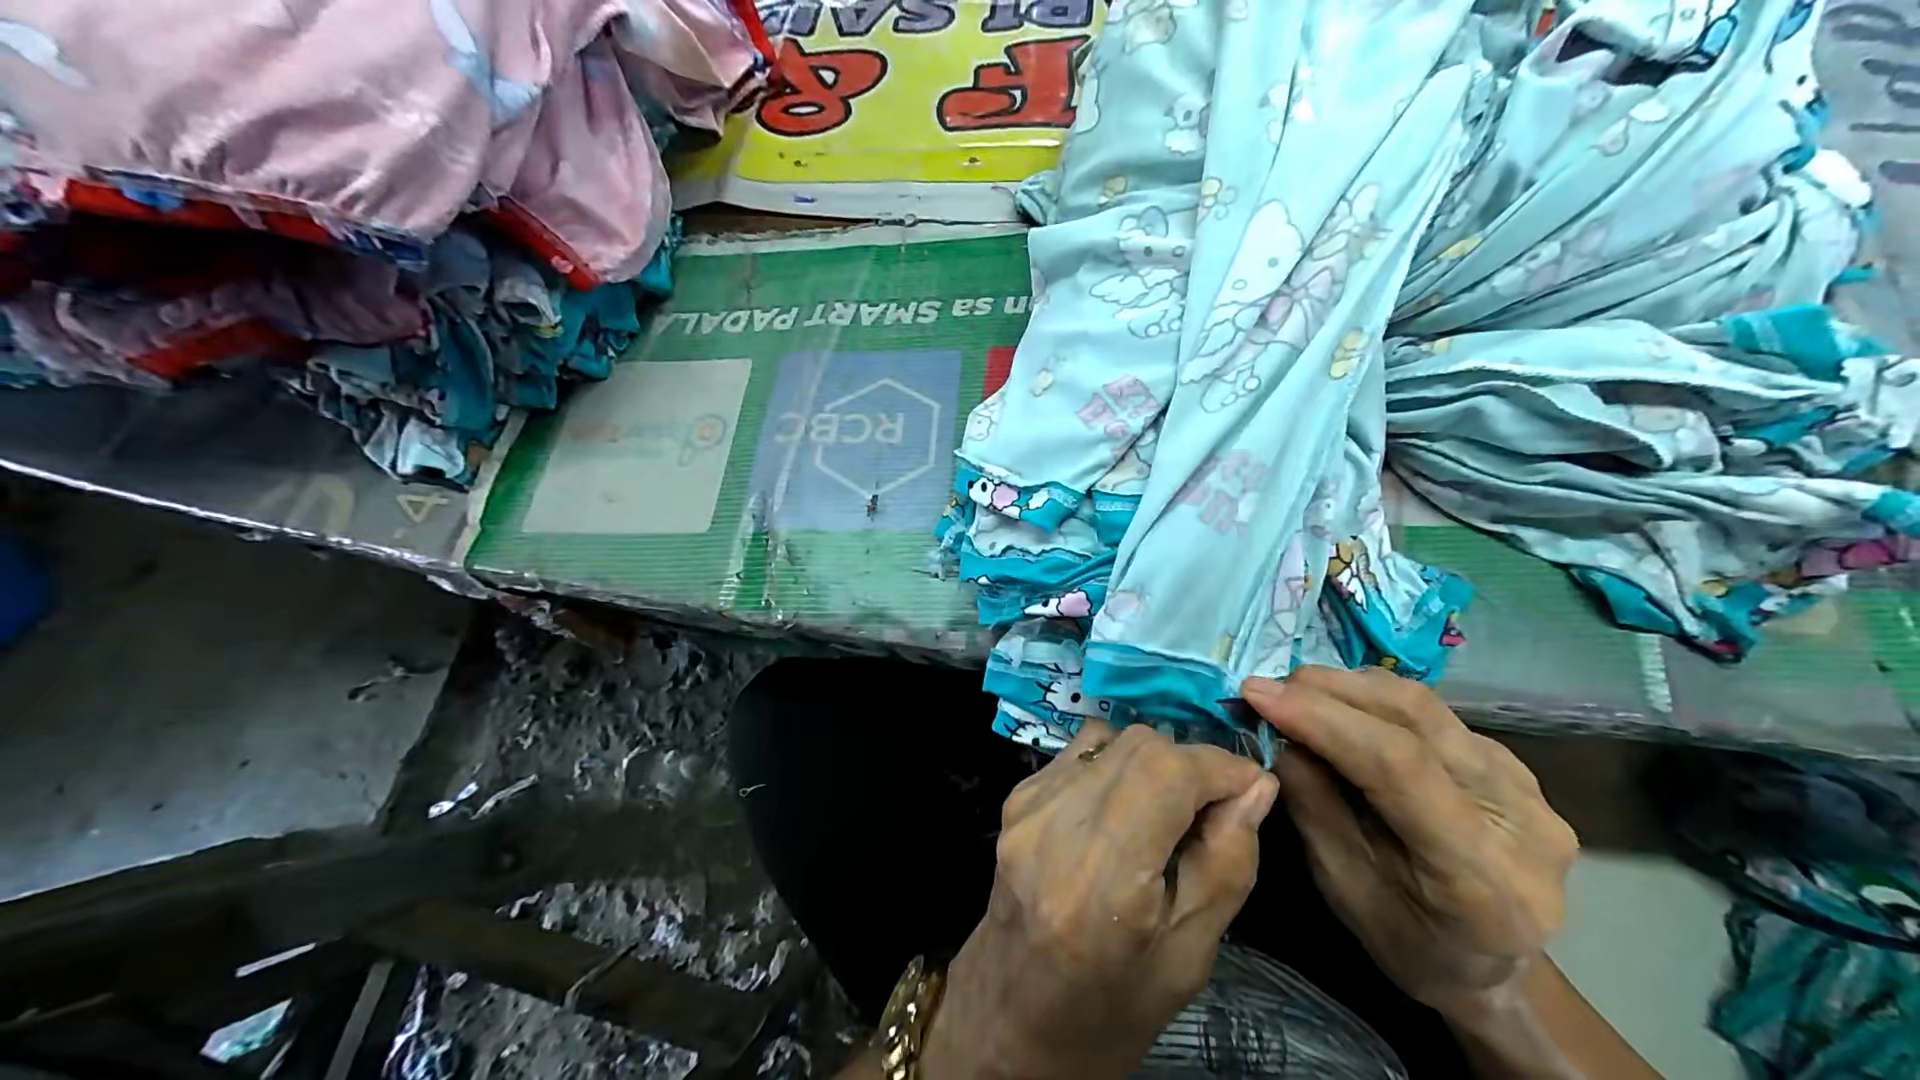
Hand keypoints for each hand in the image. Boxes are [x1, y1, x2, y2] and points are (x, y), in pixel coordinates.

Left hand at [923, 720, 1278, 1078]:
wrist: (1013, 1015)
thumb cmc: (1111, 1006)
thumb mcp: (1189, 954)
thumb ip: (1228, 861)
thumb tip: (1256, 784)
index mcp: (1099, 877)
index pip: (1166, 772)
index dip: (1219, 767)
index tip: (1251, 787)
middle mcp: (1053, 824)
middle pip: (1140, 745)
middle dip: (1190, 764)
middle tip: (1211, 810)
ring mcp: (1027, 804)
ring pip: (1111, 737)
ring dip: (1153, 763)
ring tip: (1164, 814)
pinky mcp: (1015, 796)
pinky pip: (1082, 752)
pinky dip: (1117, 766)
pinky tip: (1123, 812)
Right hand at [1243, 667, 1580, 1017]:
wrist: (1492, 967)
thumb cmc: (1406, 941)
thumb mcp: (1341, 885)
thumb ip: (1312, 804)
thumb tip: (1277, 732)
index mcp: (1483, 877)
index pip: (1398, 765)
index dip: (1321, 718)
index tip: (1256, 694)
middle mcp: (1523, 821)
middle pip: (1415, 718)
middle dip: (1328, 690)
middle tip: (1266, 688)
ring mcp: (1528, 788)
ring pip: (1424, 705)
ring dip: (1347, 686)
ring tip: (1294, 692)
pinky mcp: (1515, 766)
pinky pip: (1433, 714)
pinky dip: (1373, 700)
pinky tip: (1339, 710)